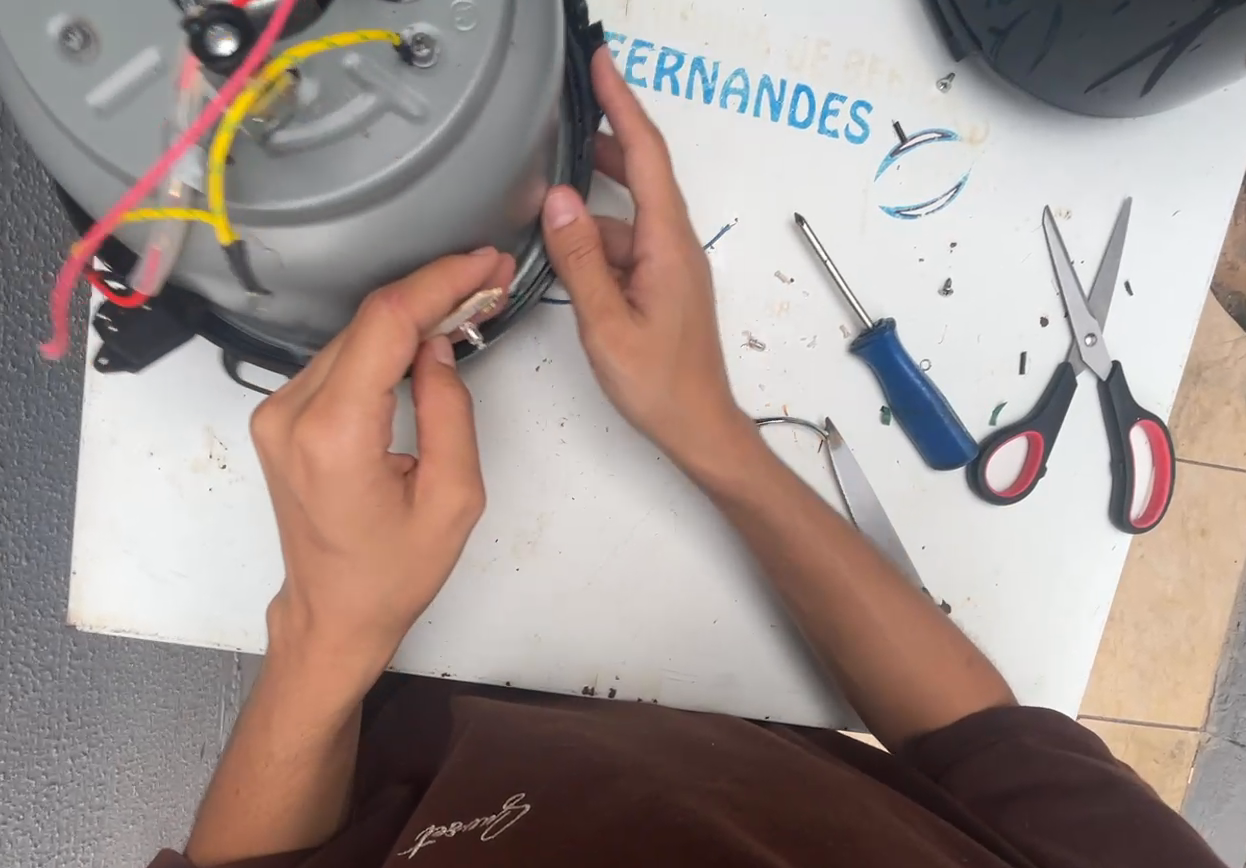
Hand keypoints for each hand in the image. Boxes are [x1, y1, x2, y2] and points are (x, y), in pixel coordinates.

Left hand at [250, 249, 514, 685]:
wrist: (333, 612)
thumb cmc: (395, 572)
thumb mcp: (454, 499)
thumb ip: (451, 412)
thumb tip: (439, 347)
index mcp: (334, 435)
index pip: (386, 324)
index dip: (441, 282)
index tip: (486, 264)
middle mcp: (290, 413)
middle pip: (367, 323)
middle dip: (433, 294)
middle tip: (490, 282)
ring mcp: (276, 413)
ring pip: (353, 337)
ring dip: (410, 317)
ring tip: (467, 307)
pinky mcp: (280, 418)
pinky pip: (339, 362)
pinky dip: (384, 344)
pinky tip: (423, 343)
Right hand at [540, 48, 756, 474]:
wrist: (697, 425)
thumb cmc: (658, 384)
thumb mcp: (607, 322)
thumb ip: (580, 260)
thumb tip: (559, 199)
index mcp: (667, 245)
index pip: (646, 156)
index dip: (622, 105)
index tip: (601, 63)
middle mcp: (675, 246)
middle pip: (641, 177)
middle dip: (606, 143)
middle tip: (565, 119)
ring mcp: (671, 268)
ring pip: (628, 218)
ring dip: (593, 204)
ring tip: (548, 196)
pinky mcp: (663, 288)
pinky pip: (627, 248)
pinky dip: (597, 241)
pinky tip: (568, 252)